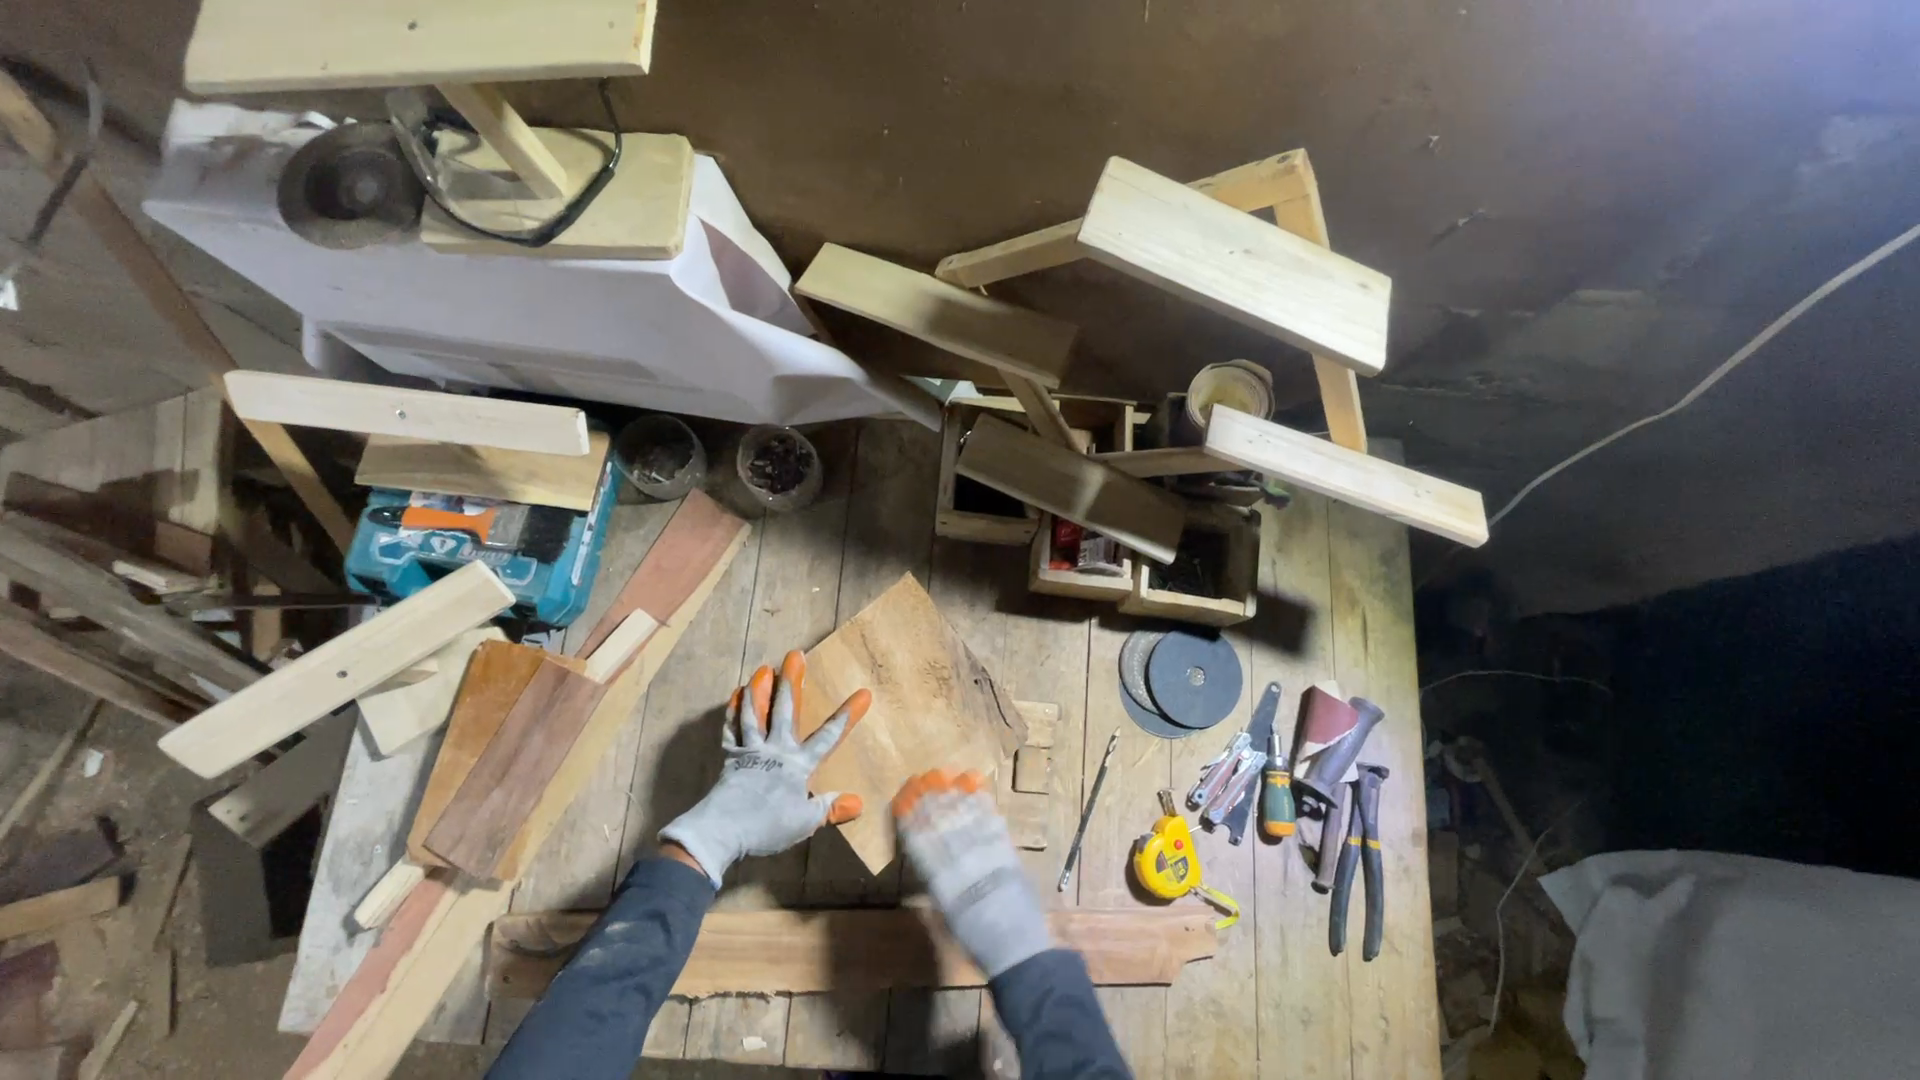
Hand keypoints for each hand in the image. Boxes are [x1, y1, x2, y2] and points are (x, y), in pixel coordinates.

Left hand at [659, 651, 869, 888]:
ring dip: (760, 690)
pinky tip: (735, 696)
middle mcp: (776, 749)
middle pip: (786, 711)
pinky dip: (734, 712)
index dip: (847, 714)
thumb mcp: (805, 822)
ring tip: (763, 668)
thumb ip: (830, 808)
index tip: (863, 693)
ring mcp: (751, 750)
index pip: (828, 736)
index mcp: (798, 765)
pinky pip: (732, 729)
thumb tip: (859, 802)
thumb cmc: (767, 826)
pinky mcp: (730, 757)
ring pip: (756, 713)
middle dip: (792, 682)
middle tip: (795, 655)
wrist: (721, 831)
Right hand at [893, 769, 1053, 979]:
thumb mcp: (947, 912)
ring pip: (963, 813)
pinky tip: (974, 786)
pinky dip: (980, 800)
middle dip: (931, 797)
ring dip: (953, 792)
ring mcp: (982, 850)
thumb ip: (940, 884)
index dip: (910, 816)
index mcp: (938, 878)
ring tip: (946, 775)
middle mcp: (957, 859)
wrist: (1015, 945)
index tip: (904, 797)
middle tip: (924, 777)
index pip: (918, 838)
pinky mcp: (1005, 847)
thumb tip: (933, 861)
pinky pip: (989, 817)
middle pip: (940, 820)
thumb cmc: (977, 938)